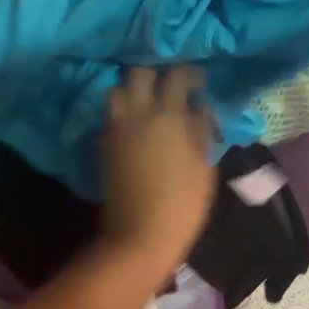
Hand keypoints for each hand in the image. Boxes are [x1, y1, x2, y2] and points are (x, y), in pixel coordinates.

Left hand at [102, 66, 216, 267]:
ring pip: (118, 90)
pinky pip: (111, 115)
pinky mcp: (104, 144)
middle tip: (167, 86)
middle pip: (139, 72)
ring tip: (146, 102)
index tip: (197, 81)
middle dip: (154, 73)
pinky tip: (135, 125)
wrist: (138, 236)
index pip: (176, 75)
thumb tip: (200, 106)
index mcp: (168, 115)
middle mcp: (138, 113)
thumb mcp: (204, 167)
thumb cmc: (182, 205)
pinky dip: (122, 112)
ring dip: (132, 90)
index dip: (189, 73)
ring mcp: (117, 127)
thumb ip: (202, 130)